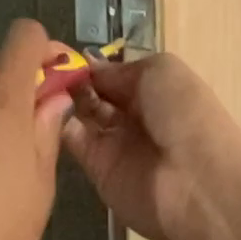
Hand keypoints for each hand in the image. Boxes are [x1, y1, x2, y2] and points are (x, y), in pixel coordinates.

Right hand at [62, 52, 240, 239]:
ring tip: (41, 83)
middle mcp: (130, 115)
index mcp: (151, 90)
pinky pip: (72, 140)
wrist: (198, 184)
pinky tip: (45, 106)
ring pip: (77, 114)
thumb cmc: (185, 116)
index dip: (86, 64)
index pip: (109, 74)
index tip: (57, 55)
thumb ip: (119, 69)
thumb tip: (89, 67)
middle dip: (69, 79)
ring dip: (59, 97)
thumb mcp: (160, 71)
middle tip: (44, 68)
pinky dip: (57, 122)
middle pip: (90, 93)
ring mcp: (112, 142)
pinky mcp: (97, 168)